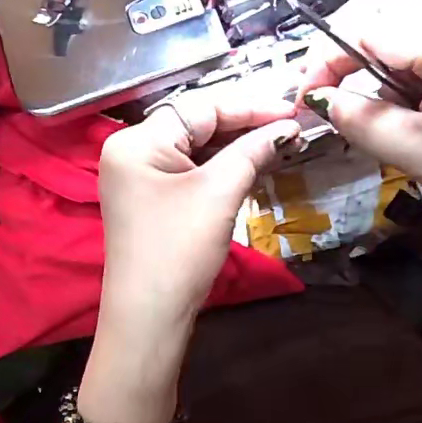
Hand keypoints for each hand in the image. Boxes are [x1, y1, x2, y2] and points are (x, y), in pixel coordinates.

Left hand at [96, 84, 300, 330]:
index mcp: (135, 141)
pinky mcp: (148, 199)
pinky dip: (218, 167)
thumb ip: (252, 151)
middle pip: (195, 124)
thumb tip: (286, 128)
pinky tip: (250, 164)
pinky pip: (187, 171)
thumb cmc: (179, 250)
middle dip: (243, 125)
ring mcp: (136, 177)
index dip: (250, 106)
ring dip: (234, 146)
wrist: (149, 315)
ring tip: (278, 143)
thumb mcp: (219, 193)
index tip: (292, 110)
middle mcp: (129, 152)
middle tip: (290, 126)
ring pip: (193, 148)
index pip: (200, 107)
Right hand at [295, 0, 421, 262]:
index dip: (329, 57)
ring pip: (416, 11)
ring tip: (363, 91)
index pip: (374, 25)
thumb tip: (321, 99)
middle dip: (348, 36)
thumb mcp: (416, 153)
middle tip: (326, 82)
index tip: (308, 97)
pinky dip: (408, 52)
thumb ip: (359, 119)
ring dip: (377, 43)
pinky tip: (401, 90)